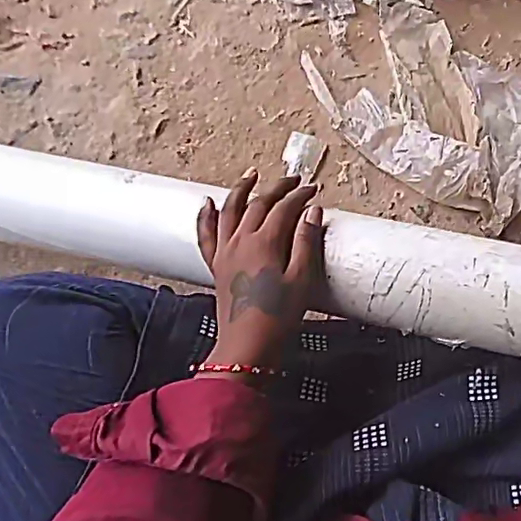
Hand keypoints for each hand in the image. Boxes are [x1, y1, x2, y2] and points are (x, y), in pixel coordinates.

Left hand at [195, 169, 323, 373]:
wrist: (247, 345)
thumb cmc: (278, 316)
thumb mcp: (301, 279)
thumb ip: (306, 242)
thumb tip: (312, 211)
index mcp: (265, 243)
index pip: (284, 208)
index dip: (300, 196)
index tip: (314, 190)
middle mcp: (241, 241)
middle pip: (258, 204)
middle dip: (277, 189)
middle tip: (294, 181)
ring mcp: (225, 252)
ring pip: (230, 210)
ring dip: (241, 190)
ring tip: (251, 175)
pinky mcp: (216, 266)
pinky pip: (207, 235)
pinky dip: (207, 217)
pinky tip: (208, 204)